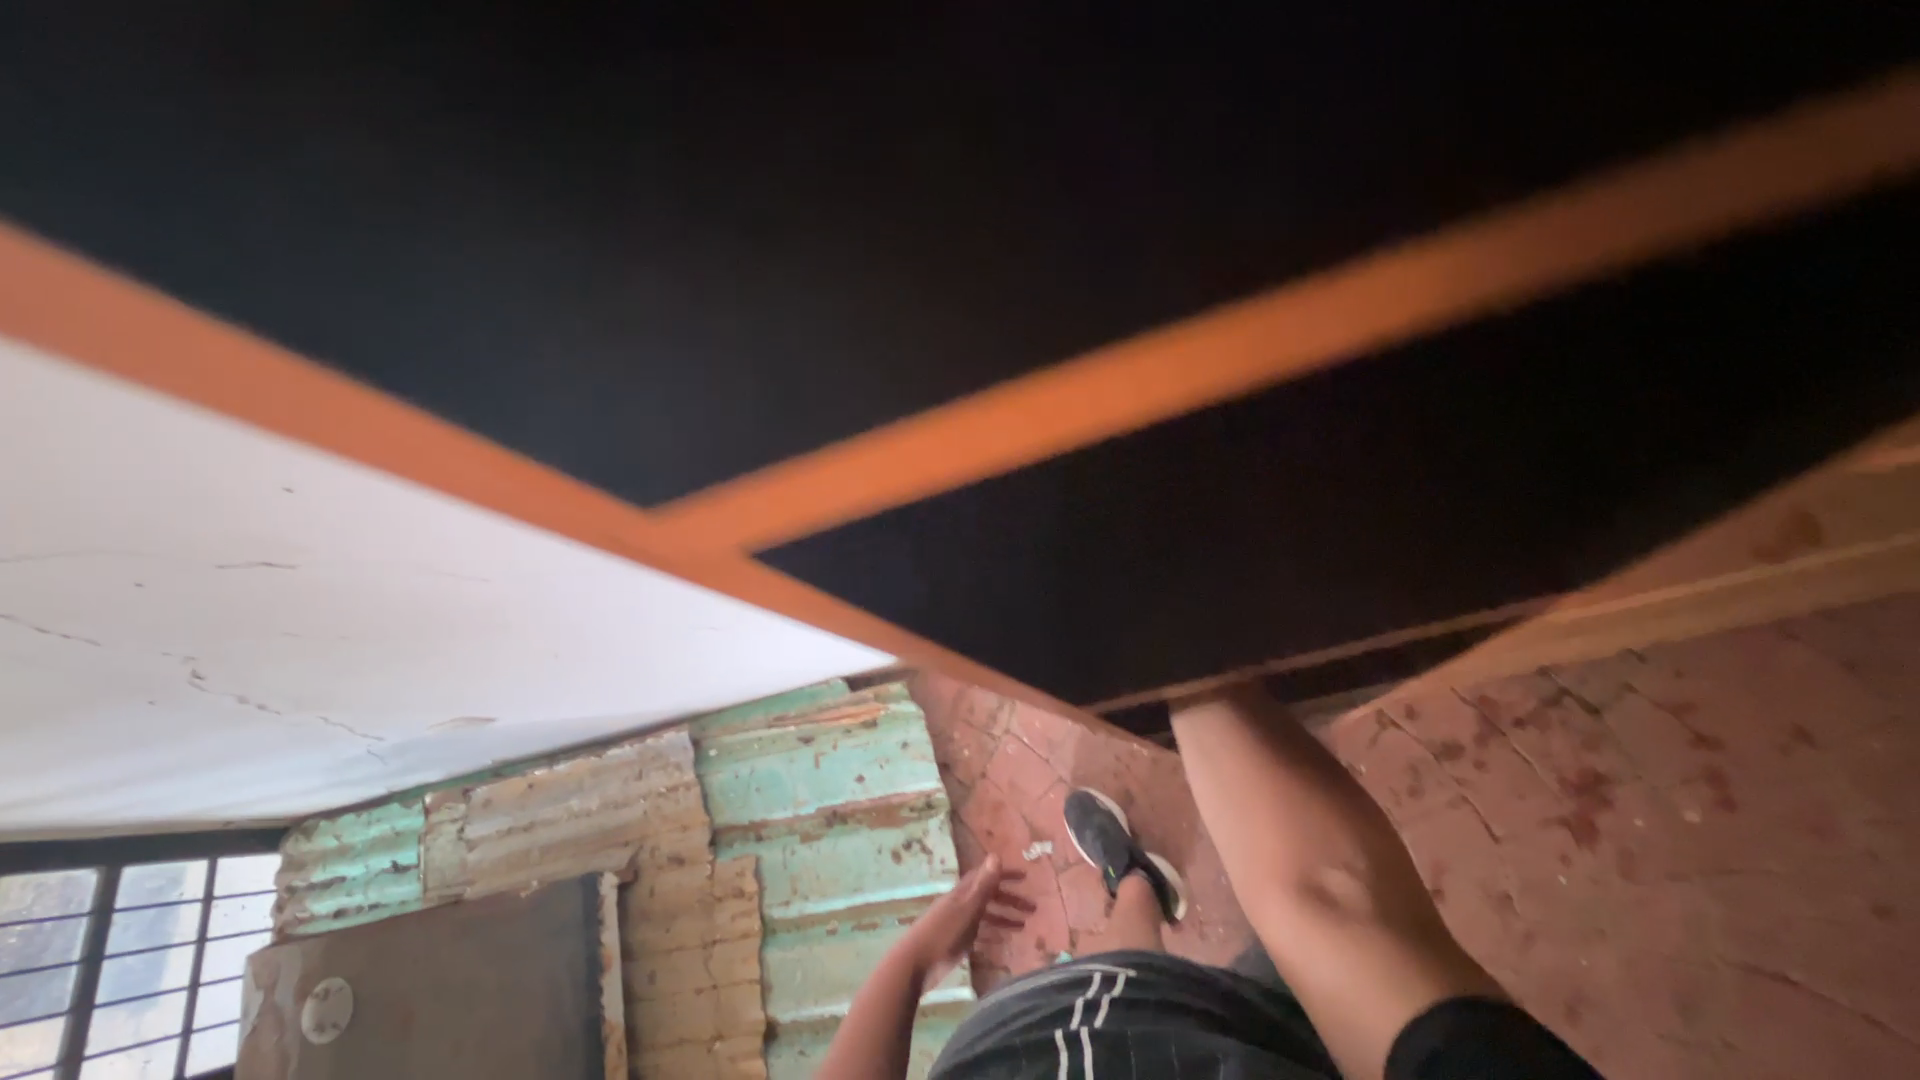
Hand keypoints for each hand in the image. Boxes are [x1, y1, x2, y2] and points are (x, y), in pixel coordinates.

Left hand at [894, 855, 1035, 989]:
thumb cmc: (942, 934)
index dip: (1005, 874)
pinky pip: (978, 932)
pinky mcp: (955, 941)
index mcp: (963, 892)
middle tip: (1032, 909)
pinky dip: (992, 933)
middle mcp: (961, 903)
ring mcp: (958, 922)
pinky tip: (1003, 941)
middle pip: (989, 895)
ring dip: (1004, 917)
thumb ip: (983, 885)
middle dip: (1010, 899)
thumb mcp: (967, 909)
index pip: (987, 876)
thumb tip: (996, 855)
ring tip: (1023, 926)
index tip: (1025, 878)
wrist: (914, 963)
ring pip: (985, 914)